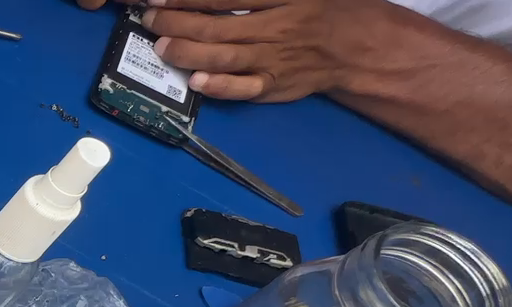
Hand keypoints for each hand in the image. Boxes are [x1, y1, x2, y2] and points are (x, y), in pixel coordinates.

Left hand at [78, 0, 396, 102]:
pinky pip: (242, 88)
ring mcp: (271, 59)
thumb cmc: (326, 12)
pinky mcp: (271, 86)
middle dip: (178, 22)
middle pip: (217, 26)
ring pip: (222, 56)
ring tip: (160, 46)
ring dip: (188, 52)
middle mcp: (276, 27)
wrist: (363, 47)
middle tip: (149, 18)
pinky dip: (219, 85)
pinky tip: (196, 81)